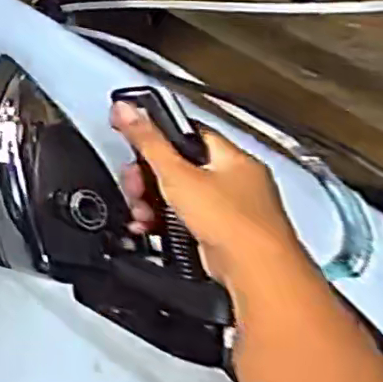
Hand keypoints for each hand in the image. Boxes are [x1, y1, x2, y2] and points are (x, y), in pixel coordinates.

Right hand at [112, 99, 306, 287]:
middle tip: (136, 183)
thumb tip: (126, 109)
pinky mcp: (220, 228)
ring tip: (143, 210)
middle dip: (146, 174)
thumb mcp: (175, 172)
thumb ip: (147, 139)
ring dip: (150, 198)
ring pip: (174, 189)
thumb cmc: (231, 221)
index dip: (156, 130)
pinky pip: (181, 212)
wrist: (257, 272)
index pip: (187, 130)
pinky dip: (161, 216)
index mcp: (234, 159)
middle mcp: (236, 180)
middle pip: (175, 162)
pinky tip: (151, 223)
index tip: (130, 134)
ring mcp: (230, 206)